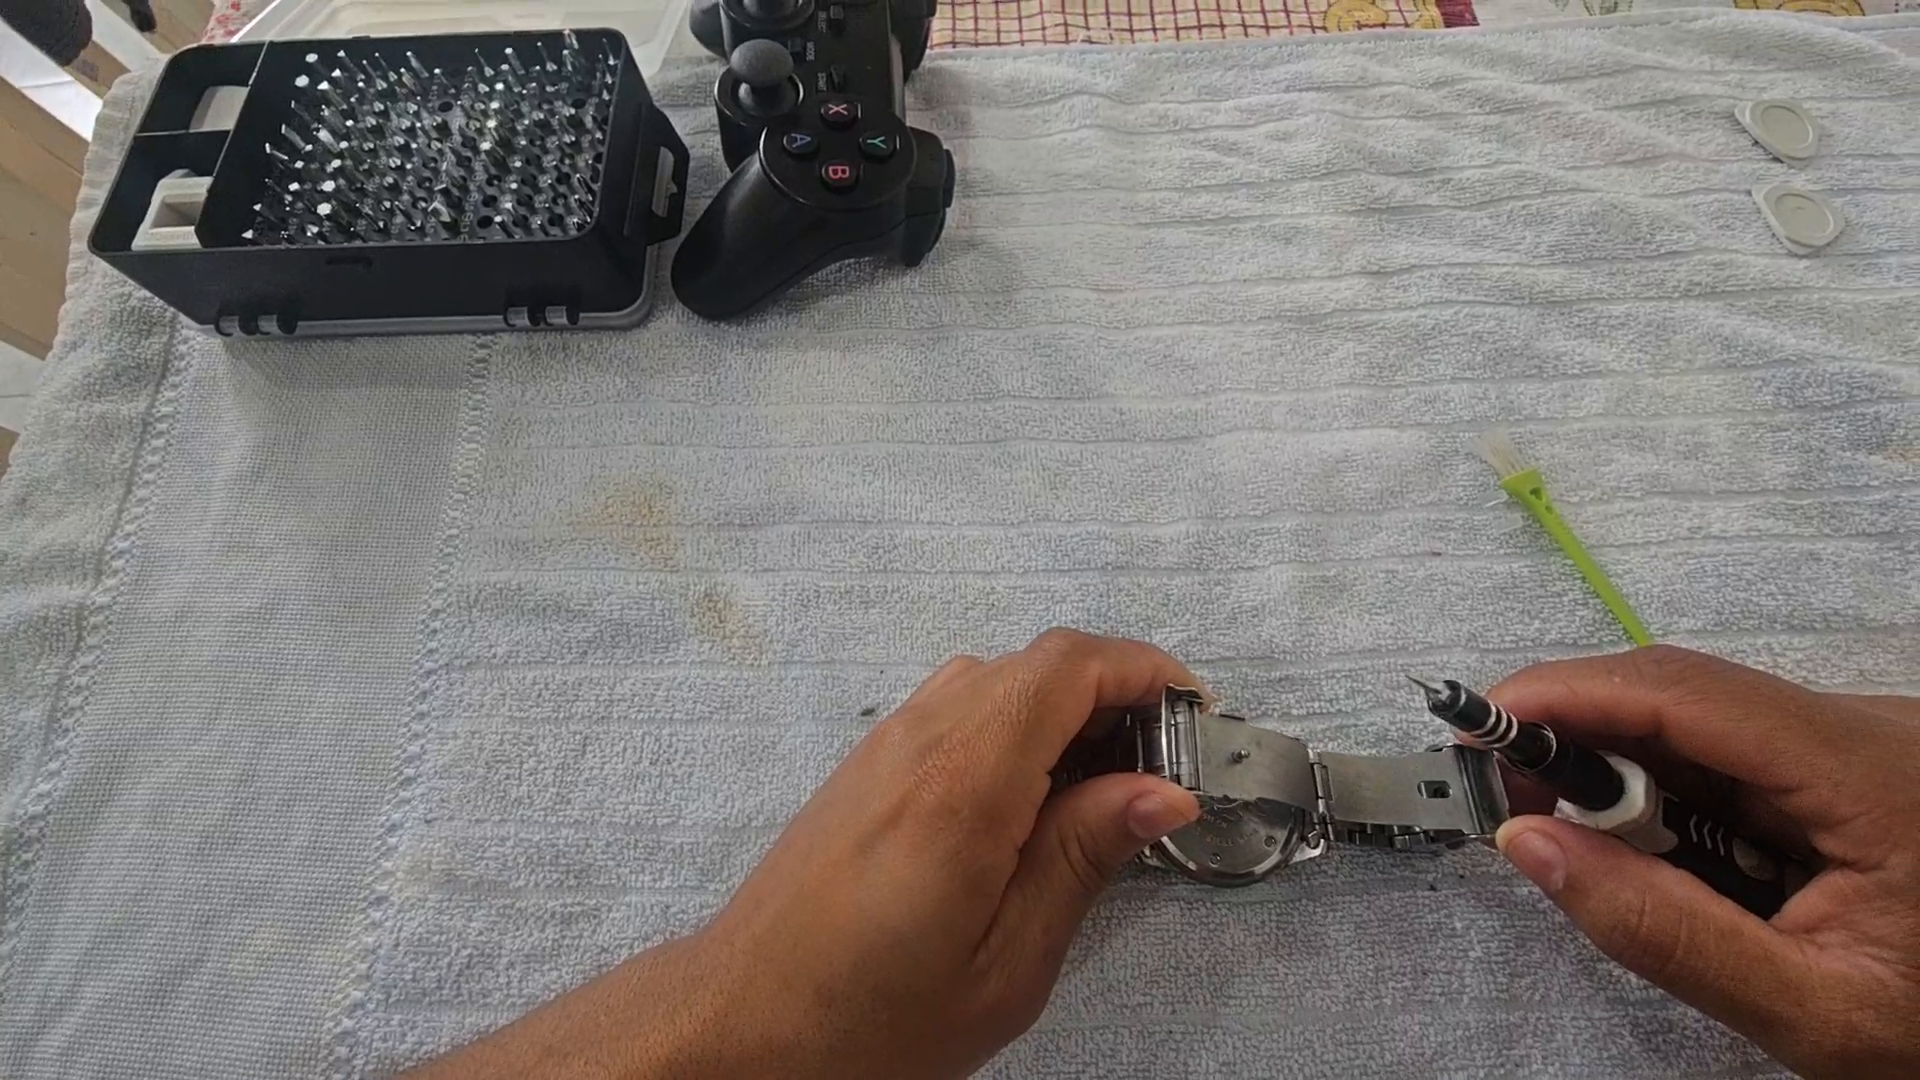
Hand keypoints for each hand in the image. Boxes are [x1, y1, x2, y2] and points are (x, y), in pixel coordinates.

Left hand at [404, 629, 1202, 1079]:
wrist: (743, 1014)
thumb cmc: (877, 1013)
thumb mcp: (1006, 961)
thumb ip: (1083, 856)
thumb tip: (1164, 791)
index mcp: (965, 779)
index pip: (1064, 668)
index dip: (1140, 668)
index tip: (1193, 709)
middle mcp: (926, 731)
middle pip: (1039, 661)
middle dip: (1115, 689)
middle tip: (1158, 763)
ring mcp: (894, 733)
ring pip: (1003, 676)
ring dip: (1066, 703)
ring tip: (1103, 781)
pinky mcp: (877, 750)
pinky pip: (965, 700)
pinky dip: (1019, 717)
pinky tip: (1031, 787)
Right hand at [1487, 646, 1919, 1078]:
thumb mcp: (1821, 1016)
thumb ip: (1666, 932)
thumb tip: (1522, 840)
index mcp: (1878, 772)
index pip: (1680, 691)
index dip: (1561, 693)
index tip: (1476, 728)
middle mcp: (1866, 724)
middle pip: (1669, 691)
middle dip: (1567, 730)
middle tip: (1505, 790)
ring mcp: (1852, 733)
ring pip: (1680, 713)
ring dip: (1602, 758)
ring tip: (1567, 821)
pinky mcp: (1833, 751)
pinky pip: (1706, 739)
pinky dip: (1646, 775)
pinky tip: (1637, 825)